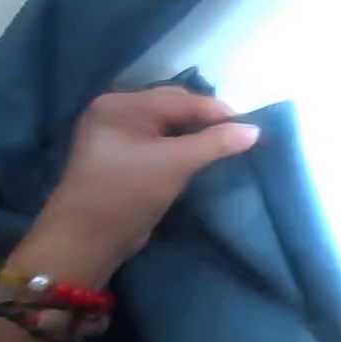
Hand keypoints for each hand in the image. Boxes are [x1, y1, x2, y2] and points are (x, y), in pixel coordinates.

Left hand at [12, 89, 258, 287]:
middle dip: (208, 120)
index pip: (181, 99)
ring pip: (171, 125)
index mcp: (121, 104)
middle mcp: (117, 111)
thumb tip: (255, 130)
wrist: (85, 242)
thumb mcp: (176, 164)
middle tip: (239, 137)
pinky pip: (162, 141)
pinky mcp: (124, 156)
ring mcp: (118, 134)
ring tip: (226, 145)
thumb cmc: (127, 193)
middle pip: (175, 107)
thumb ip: (216, 143)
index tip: (251, 126)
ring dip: (197, 134)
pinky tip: (202, 155)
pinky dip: (184, 145)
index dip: (218, 112)